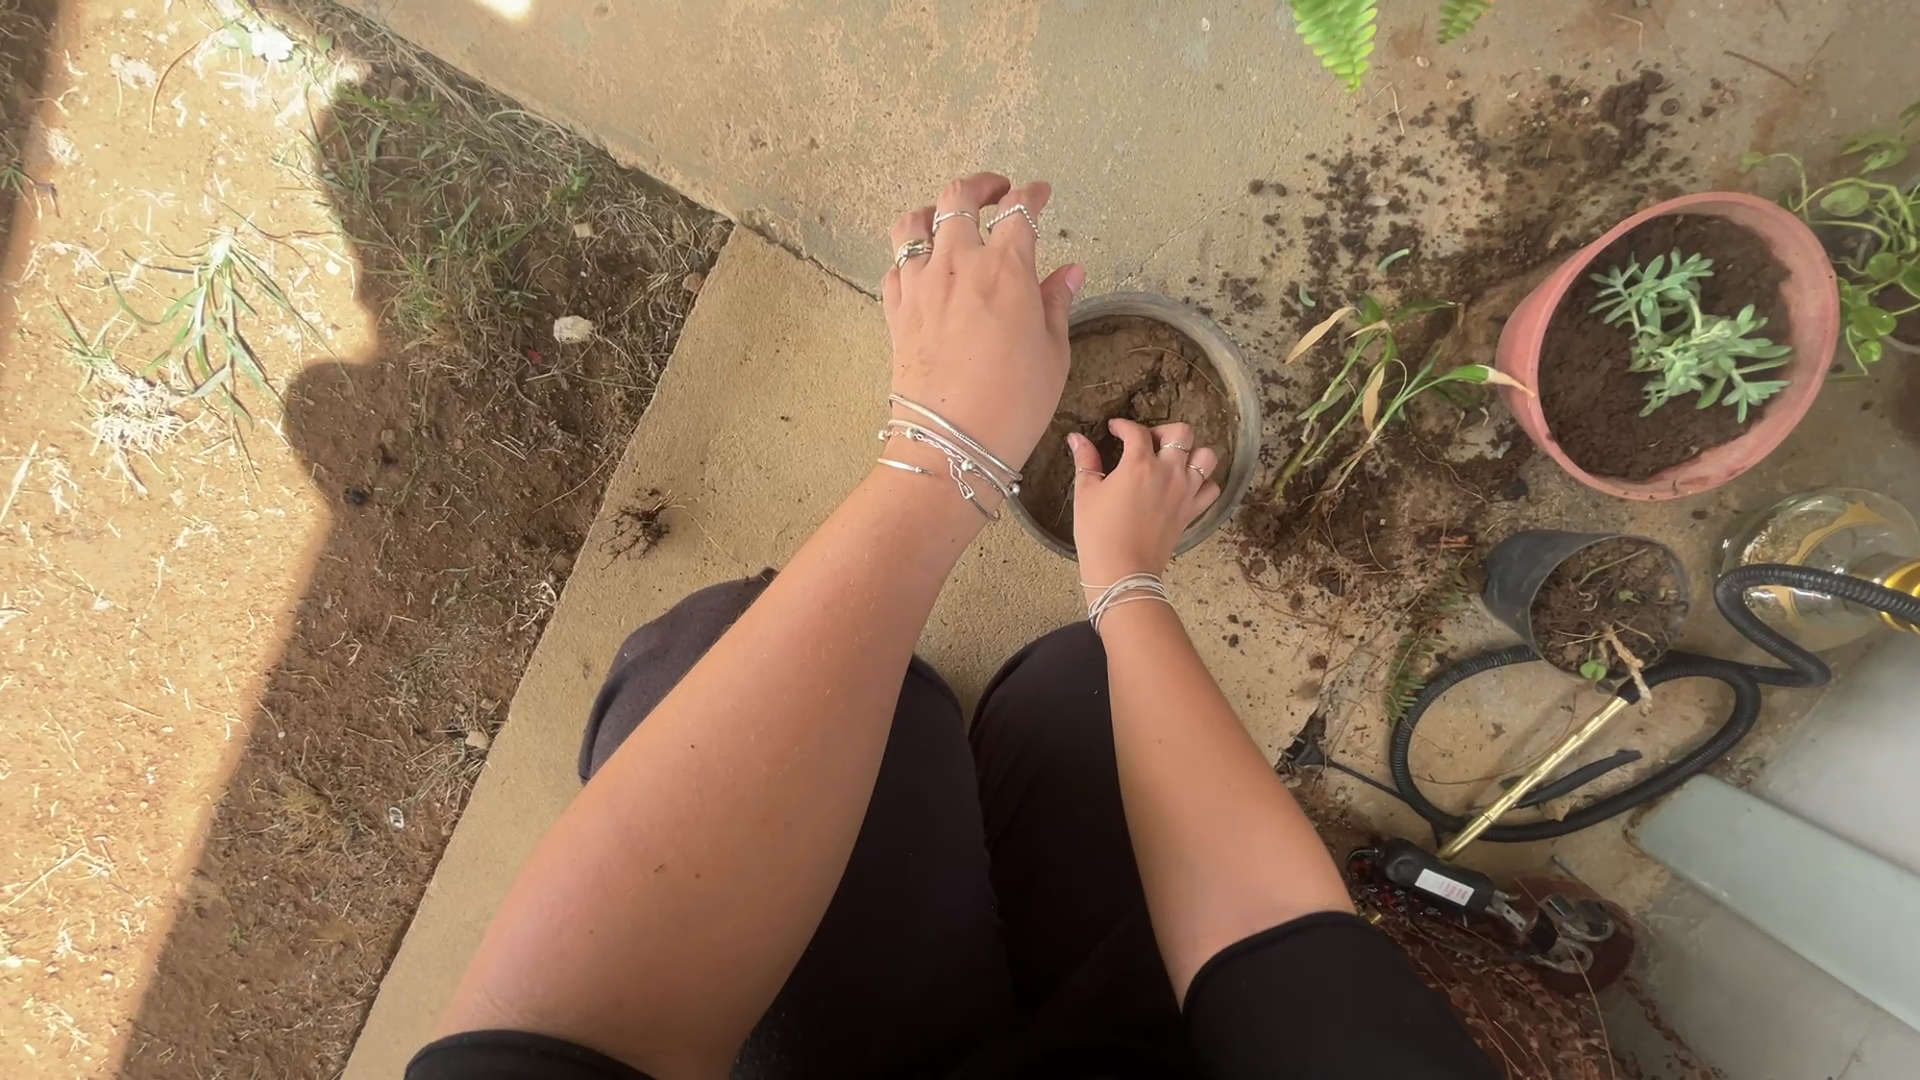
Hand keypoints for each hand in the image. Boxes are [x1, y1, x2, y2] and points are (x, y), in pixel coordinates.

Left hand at [882, 173, 1085, 472]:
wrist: (951, 443)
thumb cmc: (1013, 404)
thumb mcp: (1053, 355)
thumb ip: (1056, 305)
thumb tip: (1068, 274)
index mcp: (1006, 269)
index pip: (1020, 211)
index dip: (1033, 195)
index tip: (1040, 194)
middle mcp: (958, 265)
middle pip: (959, 198)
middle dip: (981, 185)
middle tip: (997, 191)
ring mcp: (921, 286)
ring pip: (914, 223)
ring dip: (932, 210)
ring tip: (946, 218)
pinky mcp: (896, 313)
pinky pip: (895, 268)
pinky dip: (908, 258)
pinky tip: (922, 269)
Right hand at [1070, 419, 1220, 588]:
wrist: (1122, 570)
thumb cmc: (1098, 533)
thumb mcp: (1086, 494)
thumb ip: (1085, 461)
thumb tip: (1077, 438)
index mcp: (1138, 464)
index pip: (1136, 431)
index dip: (1124, 425)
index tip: (1115, 429)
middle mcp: (1168, 472)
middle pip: (1183, 433)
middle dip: (1165, 431)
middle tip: (1148, 442)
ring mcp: (1185, 491)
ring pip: (1206, 456)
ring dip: (1192, 452)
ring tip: (1174, 460)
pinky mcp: (1192, 511)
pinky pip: (1211, 488)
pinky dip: (1203, 482)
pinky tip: (1186, 484)